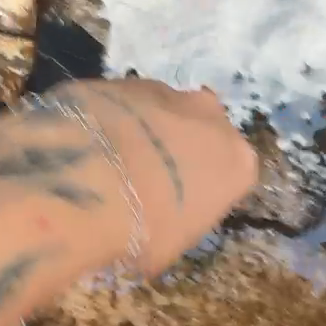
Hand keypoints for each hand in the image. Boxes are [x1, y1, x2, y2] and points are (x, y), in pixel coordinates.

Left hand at [50, 80, 257, 271]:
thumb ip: (180, 220)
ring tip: (111, 165)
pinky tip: (87, 148)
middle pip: (202, 132)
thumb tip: (161, 224)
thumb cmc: (146, 229)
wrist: (89, 184)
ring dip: (144, 132)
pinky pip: (122, 104)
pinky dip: (111, 121)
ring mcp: (165, 91)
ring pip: (162, 112)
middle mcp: (211, 117)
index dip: (205, 190)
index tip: (183, 205)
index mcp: (237, 162)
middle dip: (181, 149)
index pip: (232, 175)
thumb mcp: (173, 245)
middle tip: (148, 180)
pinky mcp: (118, 80)